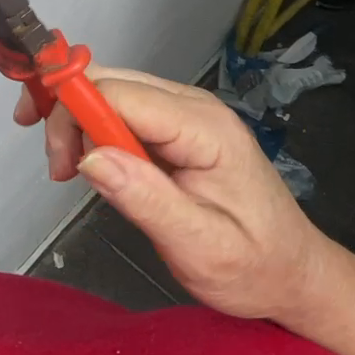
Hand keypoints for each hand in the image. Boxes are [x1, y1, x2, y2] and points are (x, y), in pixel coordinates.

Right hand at [16, 67, 331, 320]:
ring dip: (73, 121)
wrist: (295, 275)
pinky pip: (115, 104)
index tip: (60, 164)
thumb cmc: (255, 267)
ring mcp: (181, 110)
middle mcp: (191, 105)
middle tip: (59, 169)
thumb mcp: (201, 248)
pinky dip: (87, 125)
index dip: (75, 115)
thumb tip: (89, 158)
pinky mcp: (170, 122)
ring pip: (104, 87)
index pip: (118, 93)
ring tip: (69, 170)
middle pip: (105, 80)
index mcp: (204, 129)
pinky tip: (84, 157)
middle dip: (66, 114)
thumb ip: (146, 200)